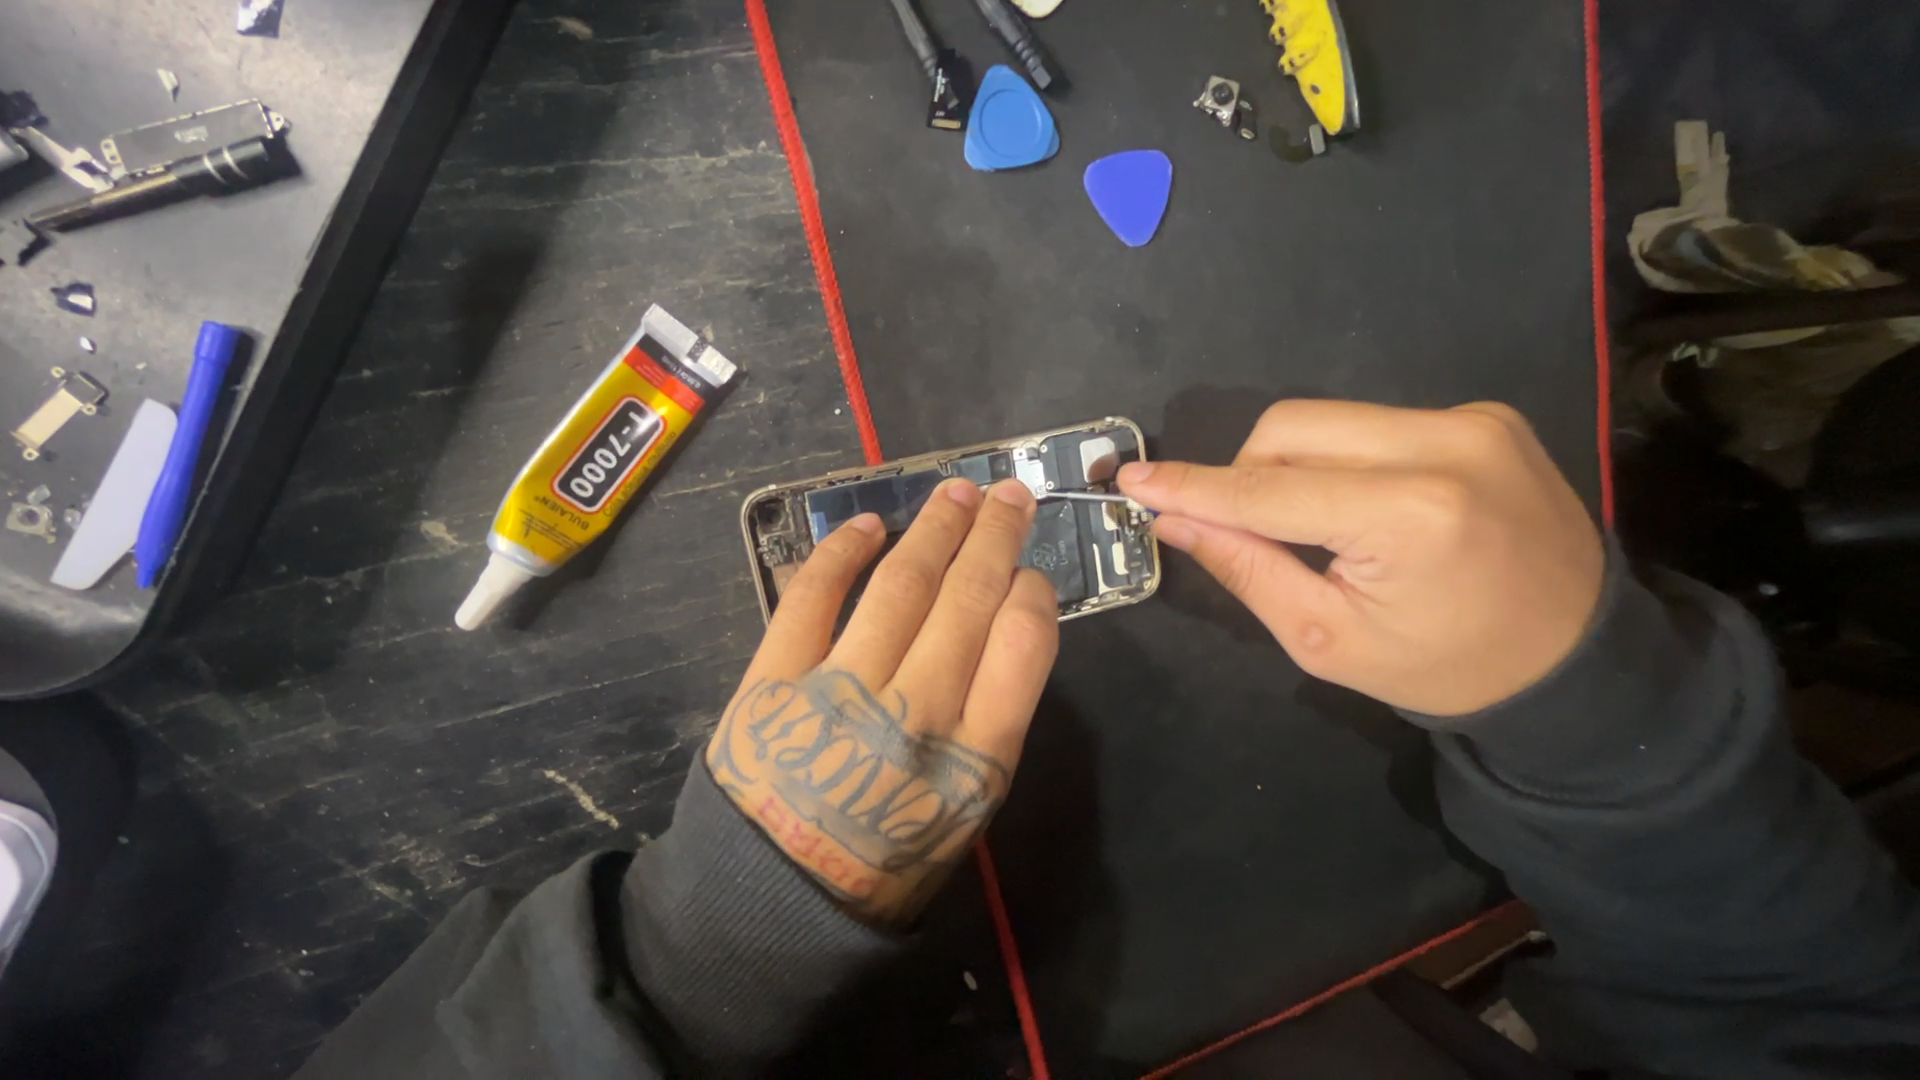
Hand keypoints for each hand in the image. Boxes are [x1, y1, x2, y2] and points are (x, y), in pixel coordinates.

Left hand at [706, 478, 1057, 925]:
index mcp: (974, 759)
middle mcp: (914, 713)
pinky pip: (811, 596)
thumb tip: (1003, 626)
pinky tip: (868, 523)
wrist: (769, 907)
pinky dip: (841, 552)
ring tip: (958, 492)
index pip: (1022, 643)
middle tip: (1010, 494)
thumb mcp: (967, 815)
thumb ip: (993, 723)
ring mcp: (839, 689)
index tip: (1031, 572)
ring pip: (900, 585)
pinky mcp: (772, 678)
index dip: (1032, 592)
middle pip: (966, 598)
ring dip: (934, 529)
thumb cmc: (884, 863)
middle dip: (995, 536)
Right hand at [1119, 400, 1603, 716]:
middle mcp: (1444, 444)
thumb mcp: (1328, 639)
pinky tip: (1365, 506)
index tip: (1131, 478)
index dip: (1191, 485)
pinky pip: (1371, 423)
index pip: (1265, 489)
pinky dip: (1340, 459)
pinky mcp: (1484, 416)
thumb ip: (1246, 568)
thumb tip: (1174, 517)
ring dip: (1290, 464)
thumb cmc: (1444, 668)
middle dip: (1245, 473)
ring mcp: (1472, 420)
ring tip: (1314, 523)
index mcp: (1408, 515)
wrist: (1579, 662)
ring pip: (1326, 418)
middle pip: (1290, 427)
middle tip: (1250, 530)